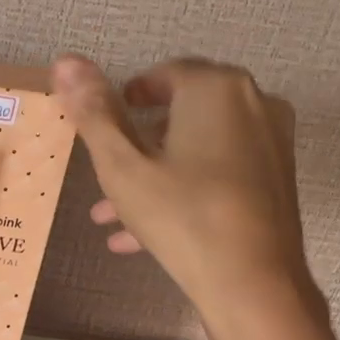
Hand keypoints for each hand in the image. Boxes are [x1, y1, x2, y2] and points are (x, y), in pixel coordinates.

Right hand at [52, 54, 310, 318]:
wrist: (251, 279)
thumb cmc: (181, 216)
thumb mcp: (122, 167)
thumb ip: (94, 114)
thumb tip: (64, 60)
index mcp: (215, 89)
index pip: (164, 74)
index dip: (128, 95)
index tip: (103, 123)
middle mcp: (253, 102)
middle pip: (184, 111)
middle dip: (138, 141)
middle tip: (105, 171)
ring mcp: (270, 142)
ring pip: (199, 148)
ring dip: (154, 173)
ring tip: (112, 214)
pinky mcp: (275, 179)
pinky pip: (219, 173)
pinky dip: (183, 190)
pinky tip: (143, 234)